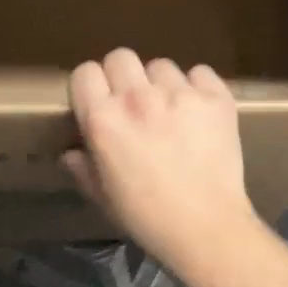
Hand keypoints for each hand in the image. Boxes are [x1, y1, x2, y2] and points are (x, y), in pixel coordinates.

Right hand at [64, 49, 264, 268]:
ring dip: (163, 85)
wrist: (206, 228)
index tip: (101, 103)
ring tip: (173, 113)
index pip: (85, 72)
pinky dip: (199, 88)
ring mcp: (180, 94)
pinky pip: (201, 73)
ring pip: (162, 66)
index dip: (92, 87)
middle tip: (135, 105)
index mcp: (103, 120)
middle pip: (121, 57)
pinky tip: (200, 113)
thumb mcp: (103, 198)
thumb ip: (83, 168)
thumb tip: (71, 153)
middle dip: (124, 77)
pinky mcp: (216, 98)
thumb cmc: (148, 219)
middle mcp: (138, 98)